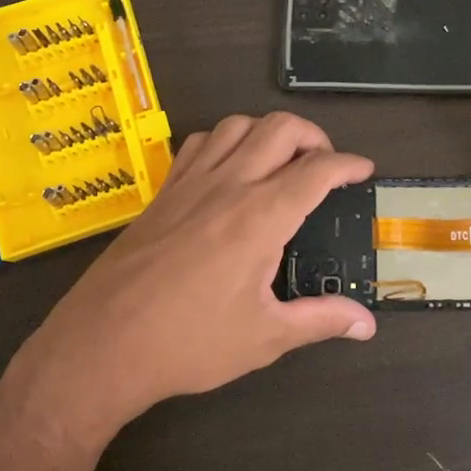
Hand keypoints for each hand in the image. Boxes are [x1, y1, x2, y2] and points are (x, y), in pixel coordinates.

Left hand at [7, 112, 377, 446]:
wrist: (103, 344)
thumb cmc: (190, 343)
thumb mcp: (266, 338)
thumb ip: (321, 320)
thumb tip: (367, 324)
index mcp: (262, 216)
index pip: (318, 170)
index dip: (350, 164)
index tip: (365, 170)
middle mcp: (229, 185)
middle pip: (280, 128)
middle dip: (314, 136)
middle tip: (326, 165)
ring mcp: (190, 183)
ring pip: (237, 125)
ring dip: (268, 131)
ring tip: (281, 160)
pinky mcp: (163, 192)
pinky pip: (198, 143)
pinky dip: (224, 141)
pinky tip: (228, 168)